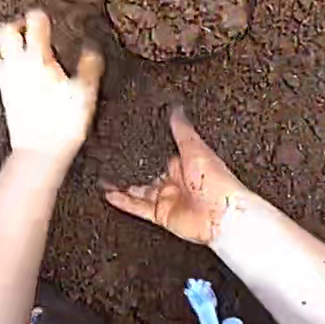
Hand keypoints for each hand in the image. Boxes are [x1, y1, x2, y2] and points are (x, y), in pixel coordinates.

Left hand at [0, 9, 103, 164]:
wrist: (40, 151)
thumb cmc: (62, 123)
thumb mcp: (85, 92)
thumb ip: (89, 66)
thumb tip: (92, 51)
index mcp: (37, 59)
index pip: (34, 22)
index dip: (42, 16)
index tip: (48, 17)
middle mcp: (17, 65)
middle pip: (6, 30)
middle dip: (19, 24)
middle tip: (32, 27)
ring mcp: (7, 80)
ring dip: (8, 45)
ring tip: (23, 47)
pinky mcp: (5, 95)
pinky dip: (6, 64)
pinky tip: (19, 72)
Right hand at [103, 106, 251, 244]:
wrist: (222, 214)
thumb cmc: (216, 180)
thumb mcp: (195, 147)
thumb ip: (182, 130)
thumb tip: (176, 108)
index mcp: (185, 163)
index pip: (161, 154)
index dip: (146, 149)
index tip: (127, 142)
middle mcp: (176, 181)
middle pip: (148, 174)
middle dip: (130, 169)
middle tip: (109, 161)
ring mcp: (168, 198)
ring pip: (140, 191)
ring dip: (122, 185)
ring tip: (102, 178)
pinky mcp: (162, 214)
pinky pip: (139, 208)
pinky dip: (124, 203)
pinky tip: (109, 195)